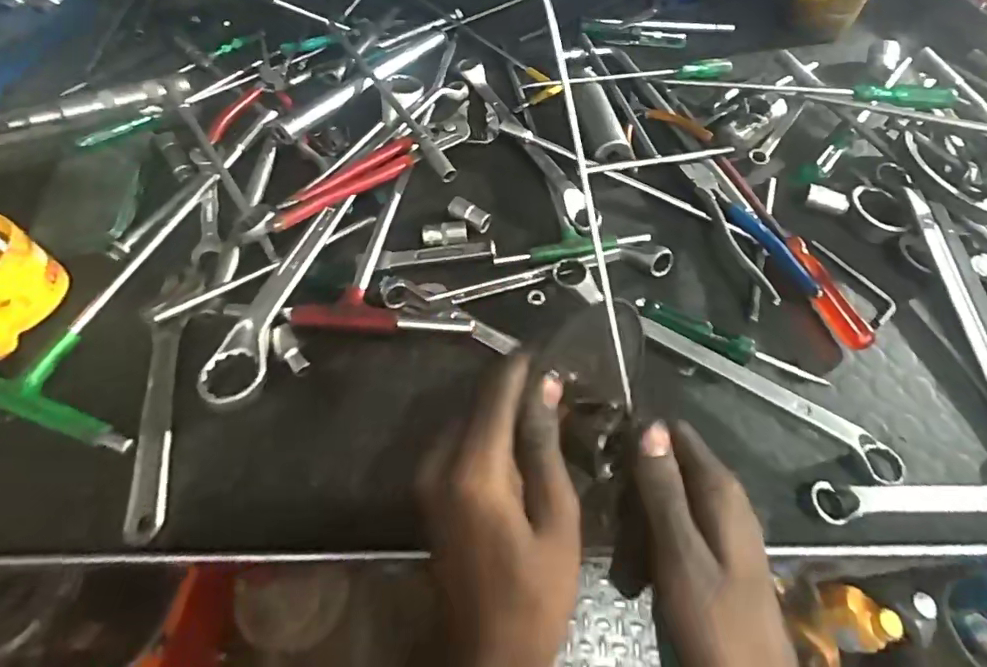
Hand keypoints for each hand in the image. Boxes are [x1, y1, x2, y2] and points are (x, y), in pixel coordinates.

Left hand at [417, 355, 580, 666]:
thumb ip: (545, 446)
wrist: (488, 656)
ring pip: (469, 418)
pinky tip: (521, 442)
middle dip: (518, 387)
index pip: (496, 392)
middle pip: (480, 401)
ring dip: (504, 409)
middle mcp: (440, 463)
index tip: (552, 350)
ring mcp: (427, 478)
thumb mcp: (557, 518)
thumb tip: (546, 386)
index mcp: (473, 470)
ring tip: (547, 411)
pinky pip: (460, 440)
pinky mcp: (429, 492)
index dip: (524, 365)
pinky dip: (490, 431)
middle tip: (559, 387)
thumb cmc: (535, 593)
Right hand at [636, 420, 794, 666]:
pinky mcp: (717, 559)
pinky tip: (639, 583)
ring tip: (625, 570)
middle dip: (635, 496)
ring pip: (668, 506)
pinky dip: (655, 552)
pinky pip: (676, 536)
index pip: (674, 434)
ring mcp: (723, 529)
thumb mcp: (681, 556)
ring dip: (639, 530)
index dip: (638, 443)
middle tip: (615, 532)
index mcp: (719, 487)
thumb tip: (650, 425)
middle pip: (668, 471)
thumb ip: (664, 490)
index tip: (606, 465)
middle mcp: (724, 497)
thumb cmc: (716, 624)